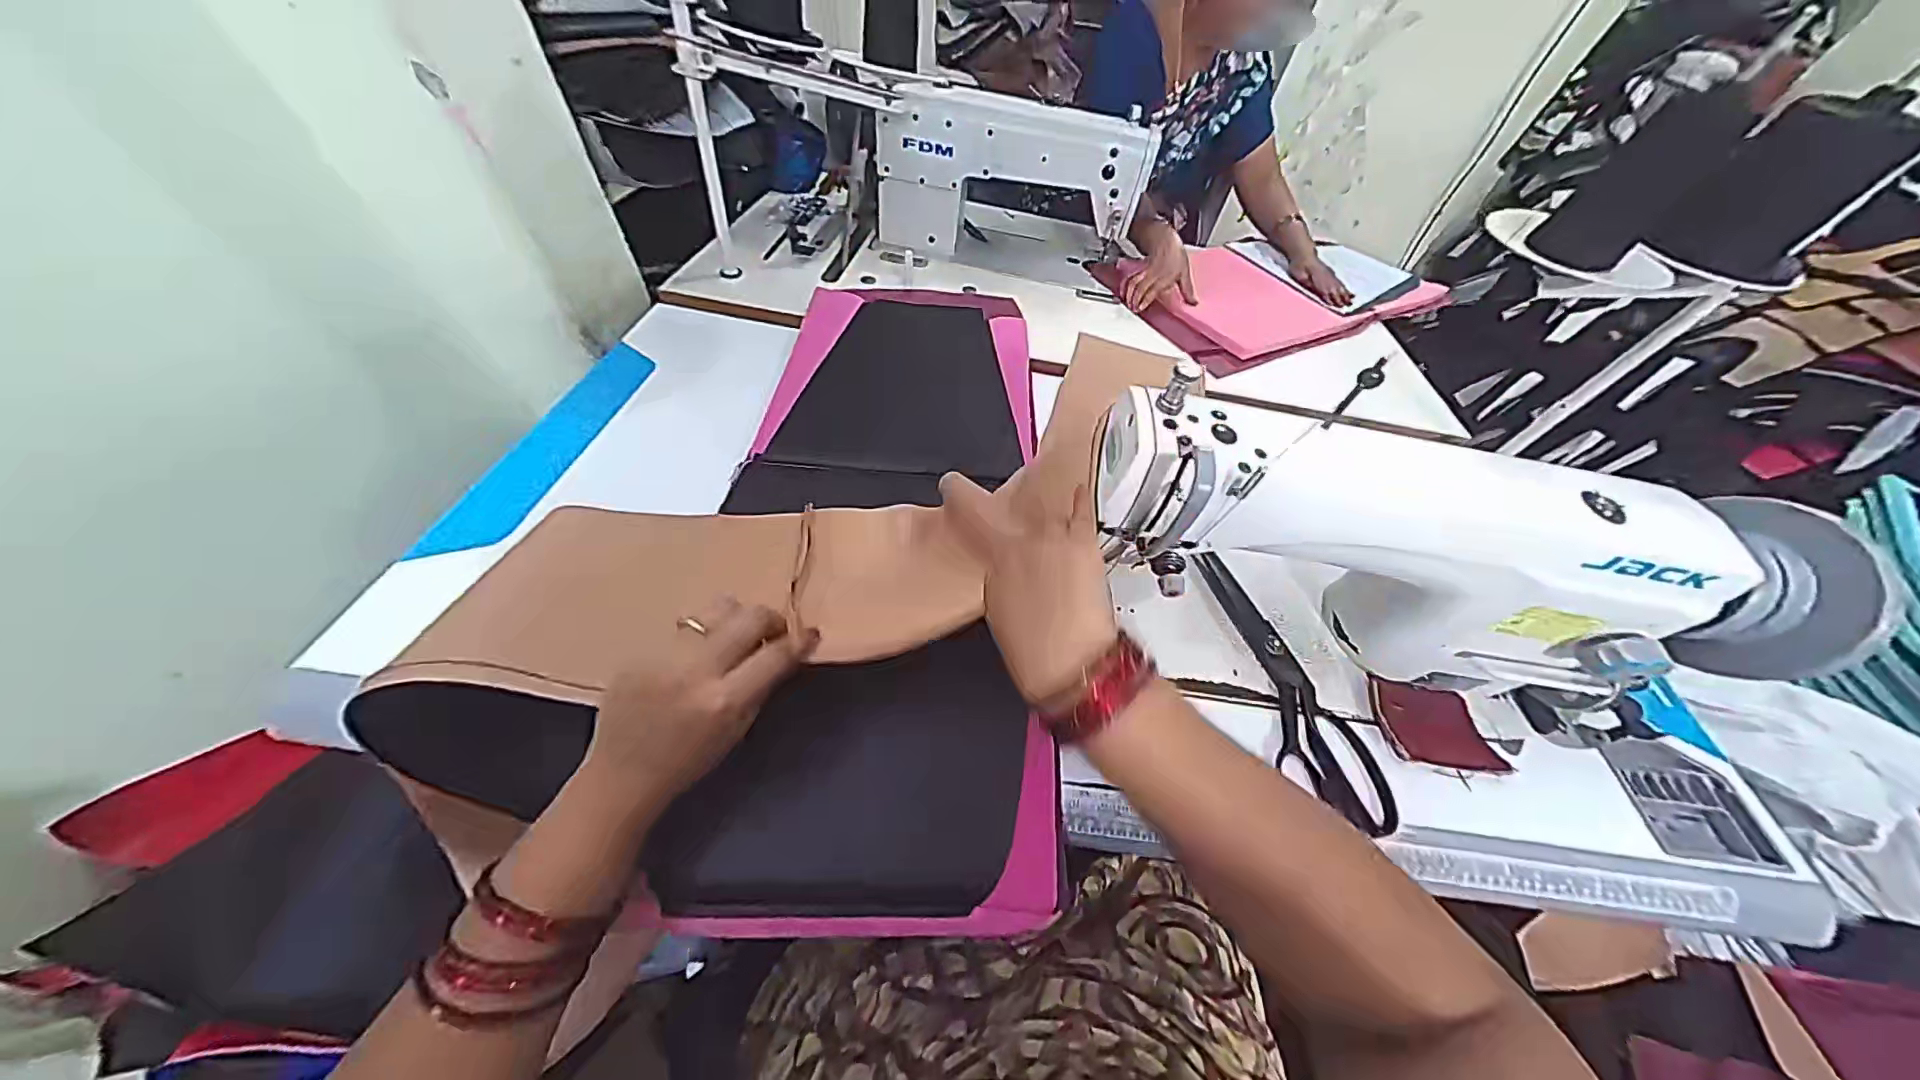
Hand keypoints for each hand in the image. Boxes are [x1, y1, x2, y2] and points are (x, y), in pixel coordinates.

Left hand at [589, 598, 817, 800]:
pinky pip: (685, 627)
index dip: (799, 640)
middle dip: (771, 619)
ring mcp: (664, 656)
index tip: (809, 634)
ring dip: (735, 619)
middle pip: (750, 616)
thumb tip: (786, 650)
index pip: (776, 654)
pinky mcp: (641, 650)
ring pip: (717, 608)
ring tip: (732, 637)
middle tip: (773, 632)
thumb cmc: (690, 760)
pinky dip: (700, 636)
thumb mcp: (737, 730)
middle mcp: (695, 671)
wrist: (623, 773)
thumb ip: (761, 686)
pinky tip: (692, 657)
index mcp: (724, 700)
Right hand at [939, 473, 1117, 708]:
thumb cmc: (1030, 644)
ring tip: (1042, 501)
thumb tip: (997, 553)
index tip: (953, 485)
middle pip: (1009, 498)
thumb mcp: (994, 601)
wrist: (1069, 661)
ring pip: (1046, 500)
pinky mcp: (1086, 542)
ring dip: (1040, 499)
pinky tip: (1077, 493)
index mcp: (993, 550)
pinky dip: (1079, 500)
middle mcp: (1025, 536)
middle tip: (1005, 501)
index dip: (956, 489)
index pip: (966, 502)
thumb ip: (993, 566)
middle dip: (1005, 495)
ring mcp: (1057, 536)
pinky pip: (1082, 508)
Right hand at [1120, 221, 1197, 312]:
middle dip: (1134, 299)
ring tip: (1128, 302)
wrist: (1165, 239)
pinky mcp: (1140, 269)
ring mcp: (1146, 271)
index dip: (1144, 300)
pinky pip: (1132, 278)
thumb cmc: (1175, 255)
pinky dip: (1127, 286)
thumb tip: (1193, 302)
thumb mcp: (1184, 273)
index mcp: (1164, 278)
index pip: (1151, 291)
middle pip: (1140, 288)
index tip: (1140, 308)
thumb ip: (1187, 290)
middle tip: (1133, 308)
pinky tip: (1125, 292)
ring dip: (1129, 293)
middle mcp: (1153, 275)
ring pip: (1134, 283)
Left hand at [1289, 252, 1353, 307]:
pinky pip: (1339, 282)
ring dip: (1345, 294)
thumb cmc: (1298, 267)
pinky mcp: (1330, 273)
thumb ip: (1308, 284)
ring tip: (1350, 301)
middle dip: (1341, 298)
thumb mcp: (1300, 277)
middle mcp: (1326, 277)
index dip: (1331, 299)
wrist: (1303, 254)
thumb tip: (1317, 291)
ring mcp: (1329, 275)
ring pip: (1339, 286)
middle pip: (1335, 290)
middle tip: (1347, 306)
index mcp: (1318, 279)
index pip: (1326, 292)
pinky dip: (1344, 288)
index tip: (1337, 306)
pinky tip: (1348, 291)